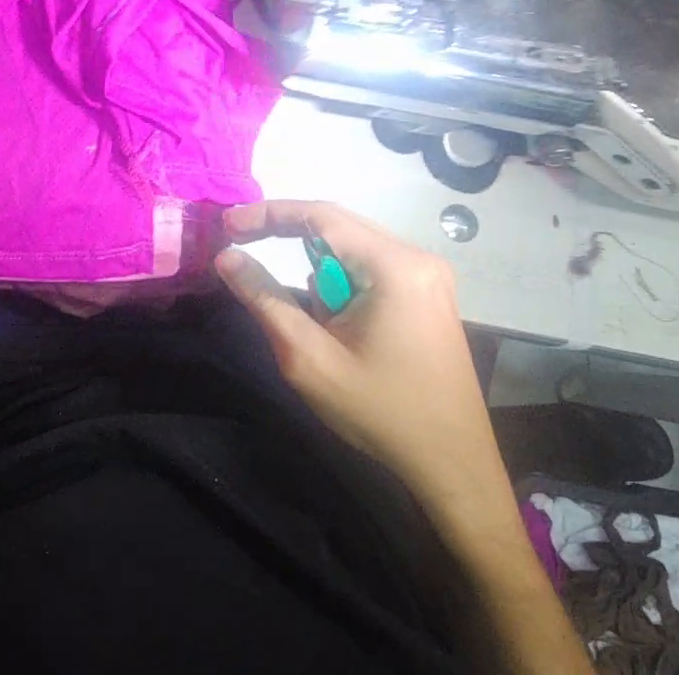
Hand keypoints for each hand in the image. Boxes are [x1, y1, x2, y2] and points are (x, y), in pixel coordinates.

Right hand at [214, 201, 506, 514]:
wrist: (451, 464)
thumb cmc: (379, 411)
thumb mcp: (308, 356)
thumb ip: (264, 299)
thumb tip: (227, 257)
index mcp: (394, 267)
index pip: (320, 216)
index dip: (268, 213)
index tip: (226, 226)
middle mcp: (417, 260)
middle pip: (337, 226)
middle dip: (285, 235)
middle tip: (237, 247)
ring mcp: (428, 278)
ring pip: (351, 250)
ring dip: (316, 270)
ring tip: (310, 324)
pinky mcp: (427, 298)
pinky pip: (369, 270)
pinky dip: (339, 284)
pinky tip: (335, 326)